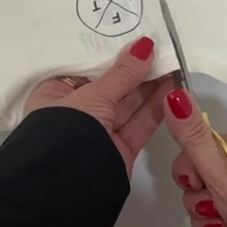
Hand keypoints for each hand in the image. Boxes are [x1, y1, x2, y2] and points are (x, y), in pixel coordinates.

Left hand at [23, 37, 168, 175]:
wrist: (69, 188)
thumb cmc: (67, 132)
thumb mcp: (93, 96)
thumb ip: (122, 73)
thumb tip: (144, 45)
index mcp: (54, 94)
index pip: (84, 68)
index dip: (108, 54)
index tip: (131, 37)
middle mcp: (74, 113)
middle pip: (109, 86)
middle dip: (134, 69)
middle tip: (160, 48)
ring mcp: (96, 133)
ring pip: (126, 105)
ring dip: (149, 86)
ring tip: (172, 63)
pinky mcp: (118, 150)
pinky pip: (138, 124)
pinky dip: (155, 108)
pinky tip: (173, 89)